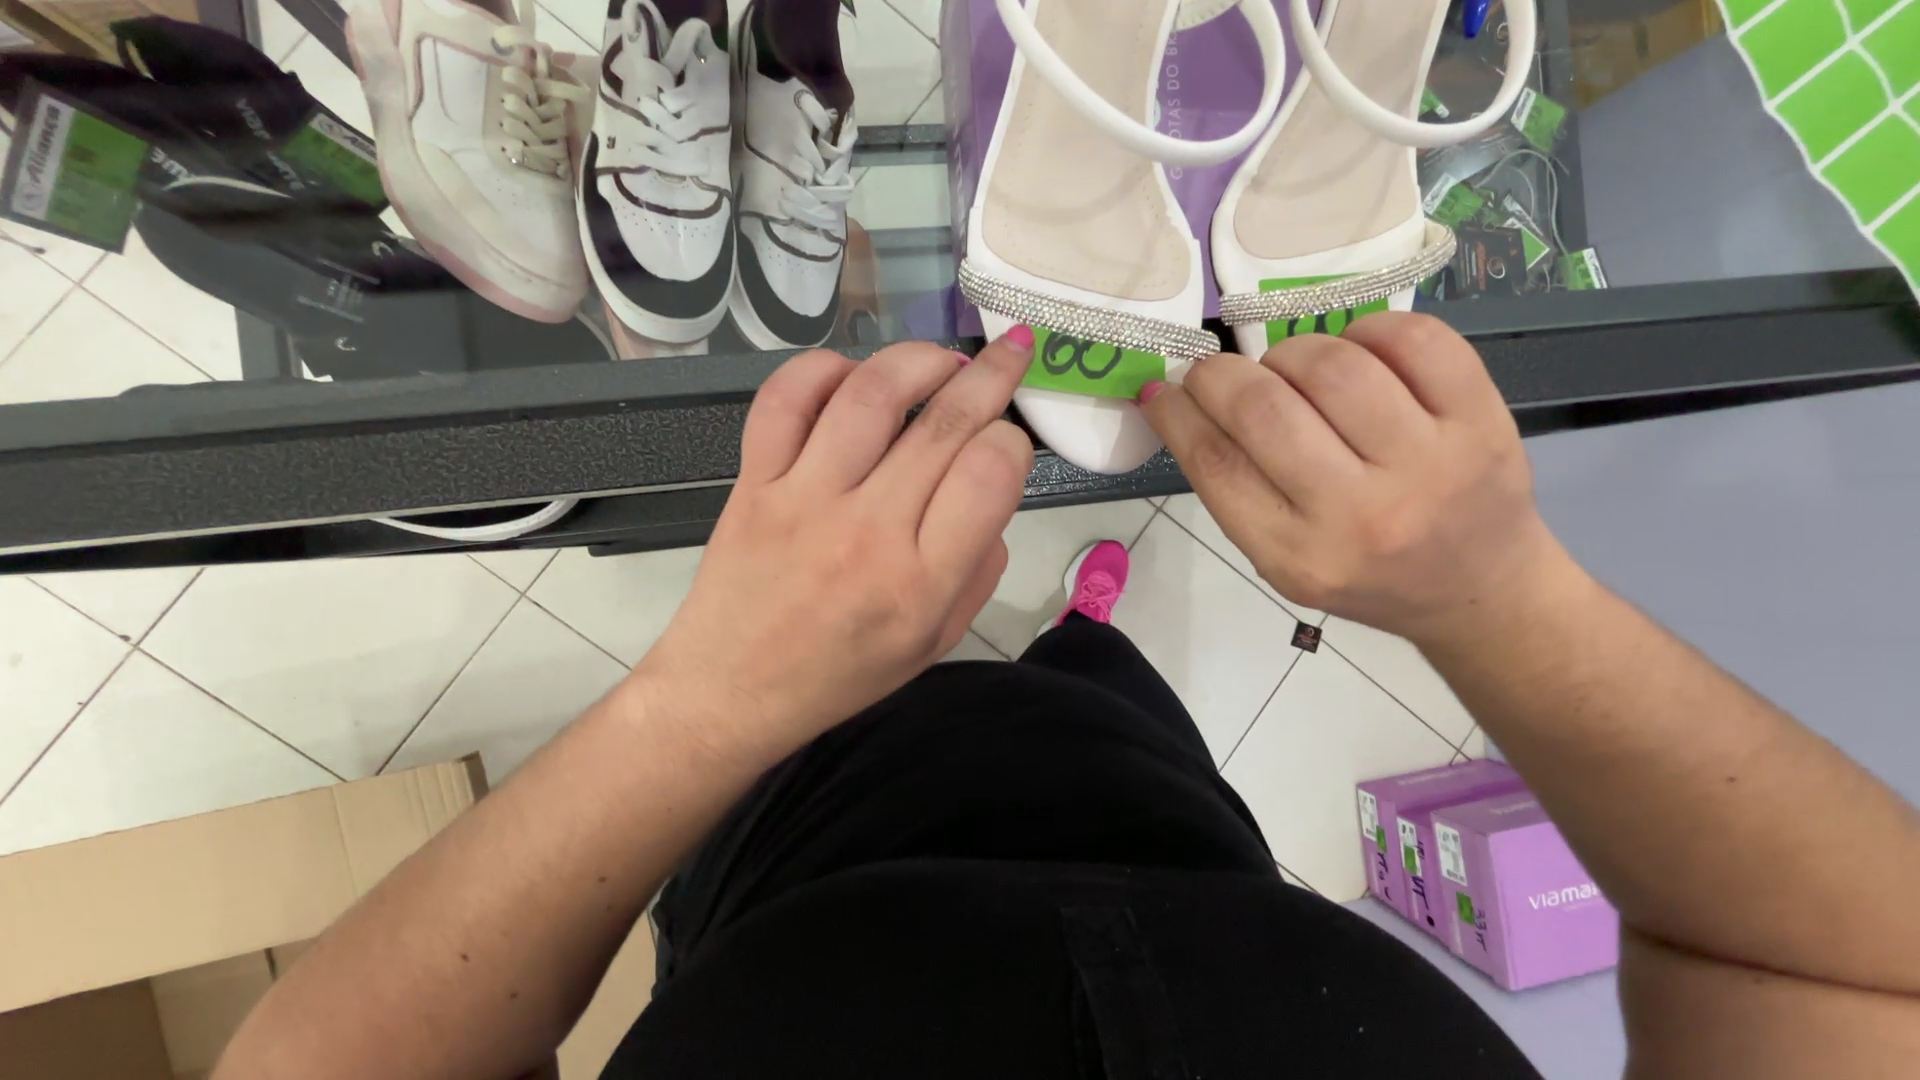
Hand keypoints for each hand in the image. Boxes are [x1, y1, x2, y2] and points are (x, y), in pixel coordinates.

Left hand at [633, 334, 1035, 762]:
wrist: (732, 690)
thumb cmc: (843, 673)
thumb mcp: (936, 642)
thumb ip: (978, 568)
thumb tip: (991, 489)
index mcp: (920, 583)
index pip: (989, 474)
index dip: (1013, 439)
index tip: (1007, 441)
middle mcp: (866, 532)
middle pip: (943, 423)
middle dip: (990, 376)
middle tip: (1009, 354)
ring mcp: (803, 499)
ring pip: (869, 395)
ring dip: (918, 359)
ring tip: (942, 360)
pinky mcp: (753, 481)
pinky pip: (784, 401)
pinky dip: (822, 369)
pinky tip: (851, 377)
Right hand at [1142, 313, 1578, 645]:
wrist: (1476, 589)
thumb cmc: (1361, 574)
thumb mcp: (1280, 557)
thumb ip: (1231, 487)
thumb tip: (1175, 400)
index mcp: (1299, 556)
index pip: (1216, 463)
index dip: (1176, 414)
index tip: (1161, 389)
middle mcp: (1361, 514)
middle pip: (1263, 409)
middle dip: (1220, 375)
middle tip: (1216, 372)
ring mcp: (1429, 464)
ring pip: (1331, 365)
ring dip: (1289, 353)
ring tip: (1290, 371)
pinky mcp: (1481, 422)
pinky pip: (1413, 339)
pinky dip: (1366, 329)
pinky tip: (1355, 350)